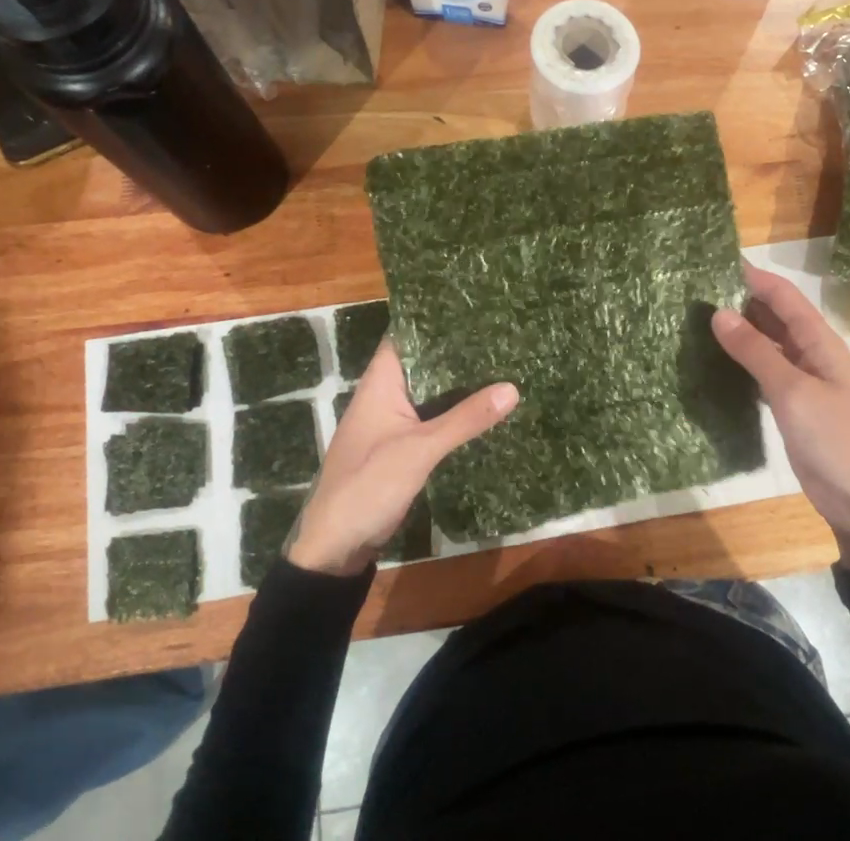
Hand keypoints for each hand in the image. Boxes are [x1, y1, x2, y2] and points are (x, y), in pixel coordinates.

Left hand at [288, 340, 517, 575]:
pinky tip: (489, 409)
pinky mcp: (403, 447)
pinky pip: (434, 419)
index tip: (477, 306)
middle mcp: (386, 396)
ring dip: (461, 383)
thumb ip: (465, 419)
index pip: (407, 335)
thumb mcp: (419, 450)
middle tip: (505, 334)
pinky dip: (457, 412)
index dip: (436, 318)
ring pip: (432, 392)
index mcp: (380, 384)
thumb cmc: (368, 485)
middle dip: (459, 351)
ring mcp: (394, 423)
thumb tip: (513, 388)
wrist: (336, 543)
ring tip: (507, 363)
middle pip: (424, 362)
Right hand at [711, 265, 849, 570]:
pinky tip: (711, 363)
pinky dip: (739, 365)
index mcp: (820, 343)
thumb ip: (757, 353)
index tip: (710, 260)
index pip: (783, 296)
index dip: (751, 275)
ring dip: (736, 332)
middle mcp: (811, 355)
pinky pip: (763, 375)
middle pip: (773, 317)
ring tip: (691, 320)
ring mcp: (802, 383)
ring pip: (766, 346)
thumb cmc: (838, 442)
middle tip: (690, 290)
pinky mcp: (792, 409)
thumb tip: (718, 313)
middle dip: (738, 300)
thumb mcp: (794, 394)